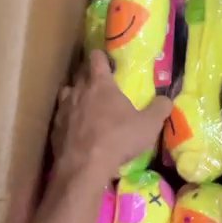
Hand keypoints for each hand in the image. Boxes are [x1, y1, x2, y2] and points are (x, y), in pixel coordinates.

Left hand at [51, 54, 170, 179]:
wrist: (85, 166)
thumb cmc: (119, 139)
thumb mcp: (149, 125)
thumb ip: (160, 109)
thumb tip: (167, 99)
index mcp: (101, 84)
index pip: (96, 58)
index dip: (101, 56)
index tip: (105, 59)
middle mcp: (79, 91)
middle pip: (80, 74)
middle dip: (88, 75)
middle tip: (98, 83)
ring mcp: (63, 109)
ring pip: (66, 93)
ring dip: (74, 95)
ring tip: (84, 105)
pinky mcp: (54, 128)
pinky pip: (61, 116)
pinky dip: (67, 119)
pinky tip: (74, 129)